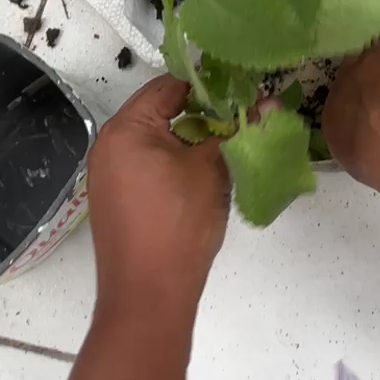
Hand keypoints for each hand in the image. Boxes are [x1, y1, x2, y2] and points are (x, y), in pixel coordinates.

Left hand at [86, 75, 229, 305]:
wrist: (149, 296)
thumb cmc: (179, 222)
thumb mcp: (213, 167)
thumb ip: (237, 129)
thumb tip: (270, 103)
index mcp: (126, 129)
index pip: (170, 85)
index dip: (209, 83)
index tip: (243, 87)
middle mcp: (109, 145)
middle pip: (162, 109)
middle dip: (204, 110)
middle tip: (243, 113)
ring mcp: (110, 173)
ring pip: (158, 136)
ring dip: (193, 135)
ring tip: (231, 139)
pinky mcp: (118, 197)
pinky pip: (150, 161)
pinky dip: (177, 157)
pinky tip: (208, 167)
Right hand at [324, 9, 379, 210]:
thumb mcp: (367, 164)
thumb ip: (364, 142)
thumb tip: (373, 137)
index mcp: (336, 116)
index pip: (342, 96)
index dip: (359, 96)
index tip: (374, 103)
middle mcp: (349, 81)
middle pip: (354, 63)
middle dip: (368, 68)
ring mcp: (377, 58)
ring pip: (377, 43)